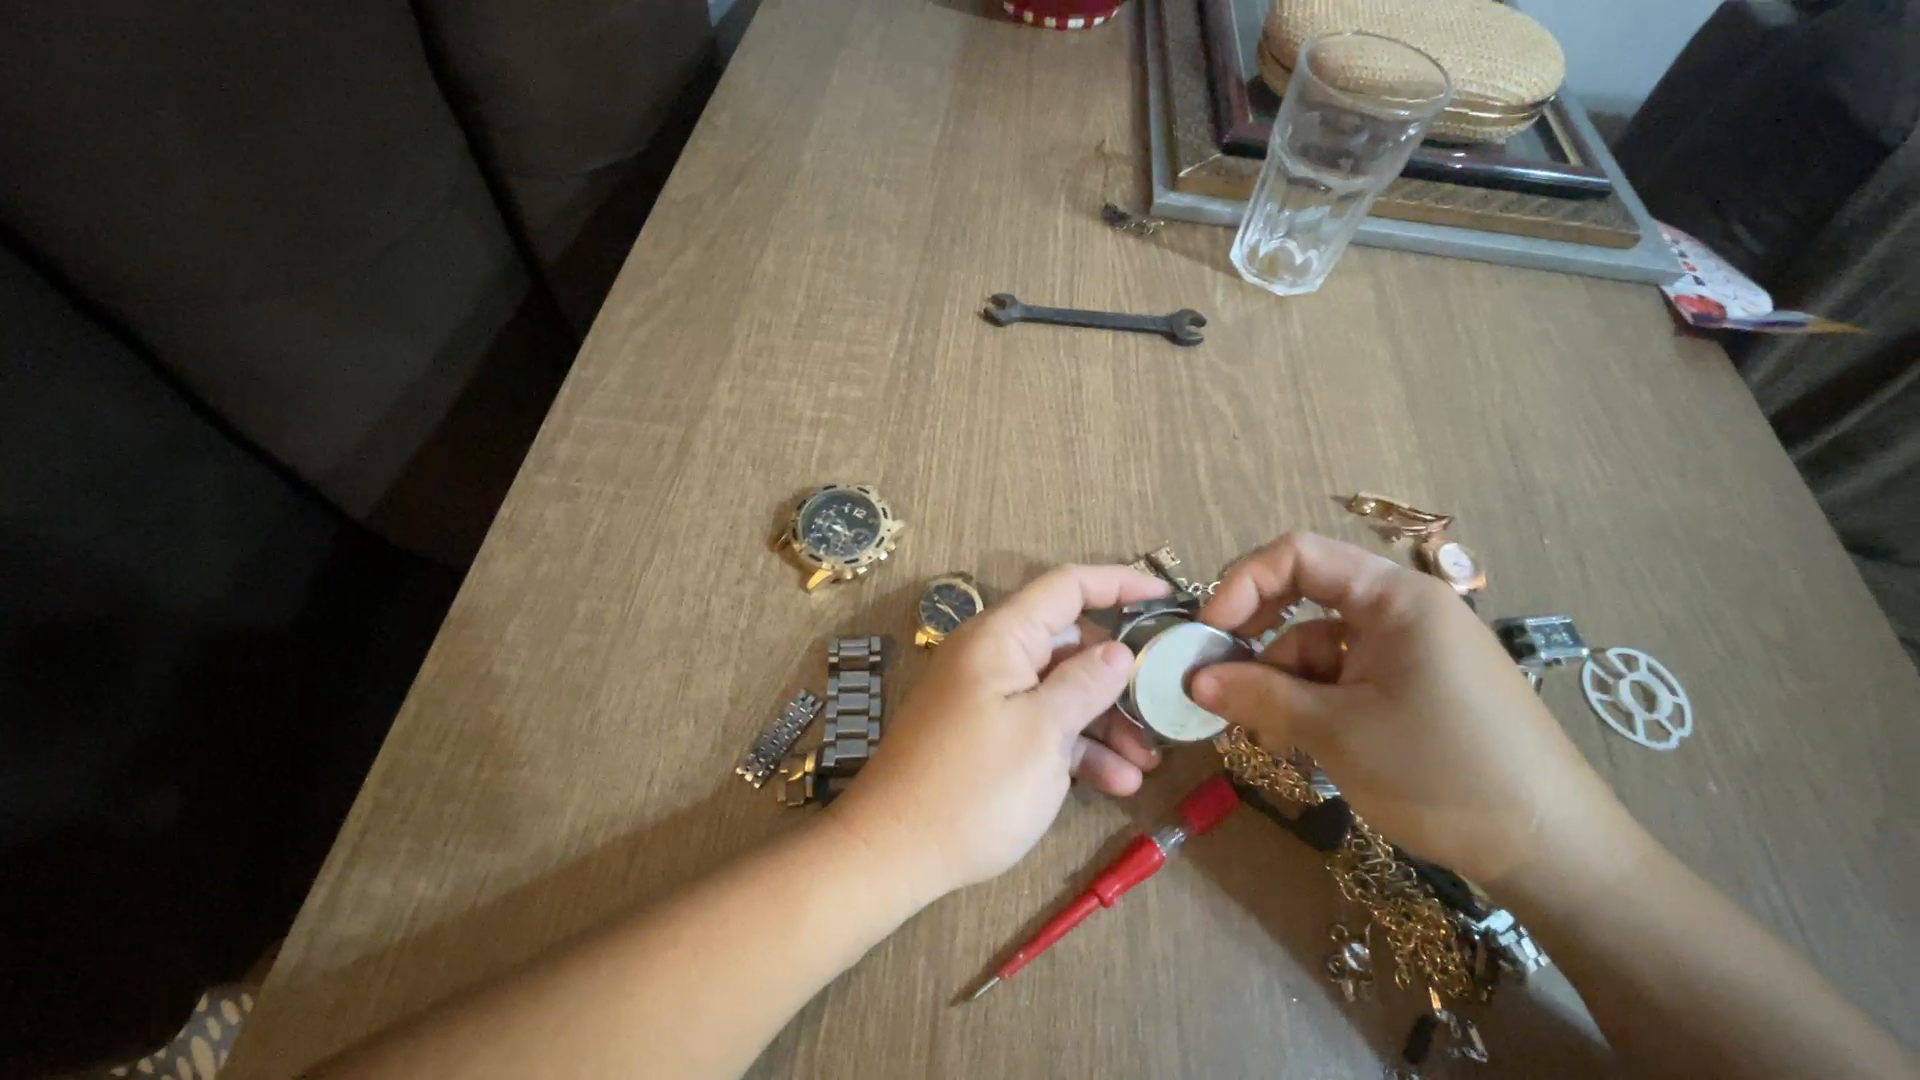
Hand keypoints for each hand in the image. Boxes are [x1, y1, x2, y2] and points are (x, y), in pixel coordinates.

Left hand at [827, 564, 1171, 901]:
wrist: (894, 852)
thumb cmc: (972, 786)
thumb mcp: (1041, 732)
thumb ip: (1084, 684)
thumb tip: (1120, 650)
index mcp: (1001, 638)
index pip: (1066, 587)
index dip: (1119, 584)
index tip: (1168, 599)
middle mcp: (994, 659)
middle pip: (1070, 645)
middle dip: (1120, 676)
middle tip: (1163, 706)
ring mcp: (990, 700)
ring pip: (1062, 692)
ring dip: (1106, 722)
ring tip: (1148, 762)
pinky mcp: (989, 738)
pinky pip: (1042, 728)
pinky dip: (1078, 749)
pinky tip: (1118, 782)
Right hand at [1189, 533, 1628, 883]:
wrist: (1554, 853)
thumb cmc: (1442, 771)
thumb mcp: (1337, 732)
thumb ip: (1260, 695)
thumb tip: (1193, 680)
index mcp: (1395, 597)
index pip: (1298, 555)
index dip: (1242, 585)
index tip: (1207, 636)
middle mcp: (1403, 612)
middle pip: (1305, 600)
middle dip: (1258, 642)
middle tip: (1220, 686)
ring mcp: (1411, 652)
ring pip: (1319, 647)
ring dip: (1283, 684)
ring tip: (1267, 737)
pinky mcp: (1415, 689)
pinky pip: (1344, 678)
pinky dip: (1312, 704)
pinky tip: (1299, 744)